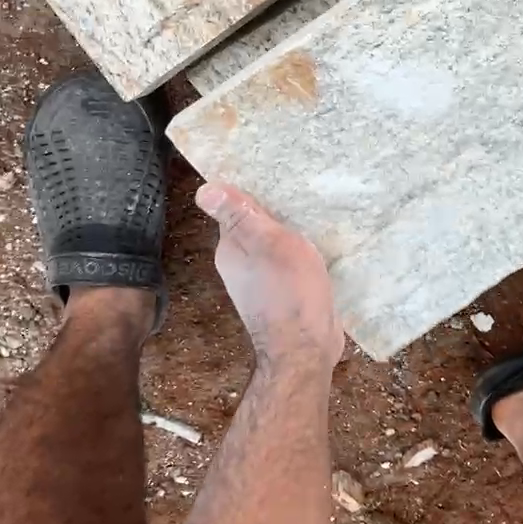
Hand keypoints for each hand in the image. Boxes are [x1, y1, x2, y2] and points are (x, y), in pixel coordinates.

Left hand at [196, 182, 344, 373]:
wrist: (307, 348)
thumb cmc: (289, 291)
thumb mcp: (269, 244)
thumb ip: (240, 216)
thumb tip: (203, 189)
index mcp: (231, 250)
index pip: (237, 210)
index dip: (255, 194)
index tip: (278, 175)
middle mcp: (240, 266)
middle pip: (256, 228)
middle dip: (276, 213)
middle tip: (303, 191)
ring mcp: (261, 284)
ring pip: (274, 247)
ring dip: (291, 234)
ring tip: (314, 216)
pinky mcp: (283, 296)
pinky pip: (289, 265)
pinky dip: (301, 255)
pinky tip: (319, 249)